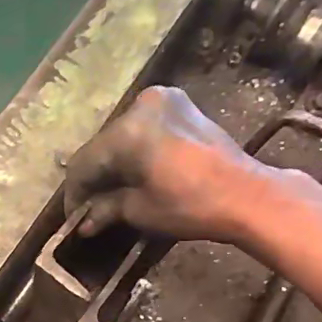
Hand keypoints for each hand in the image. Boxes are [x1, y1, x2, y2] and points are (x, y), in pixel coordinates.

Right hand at [64, 86, 271, 242]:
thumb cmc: (192, 205)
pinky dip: (136, 149)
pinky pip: (145, 127)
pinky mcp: (181, 105)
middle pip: (103, 145)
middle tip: (90, 207)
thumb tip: (83, 221)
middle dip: (96, 176)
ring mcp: (164, 100)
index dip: (76, 193)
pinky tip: (135, 171)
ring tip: (111, 192)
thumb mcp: (142, 210)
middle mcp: (141, 104)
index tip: (73, 216)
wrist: (248, 194)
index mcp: (127, 130)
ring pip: (123, 135)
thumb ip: (106, 208)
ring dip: (115, 162)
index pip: (85, 162)